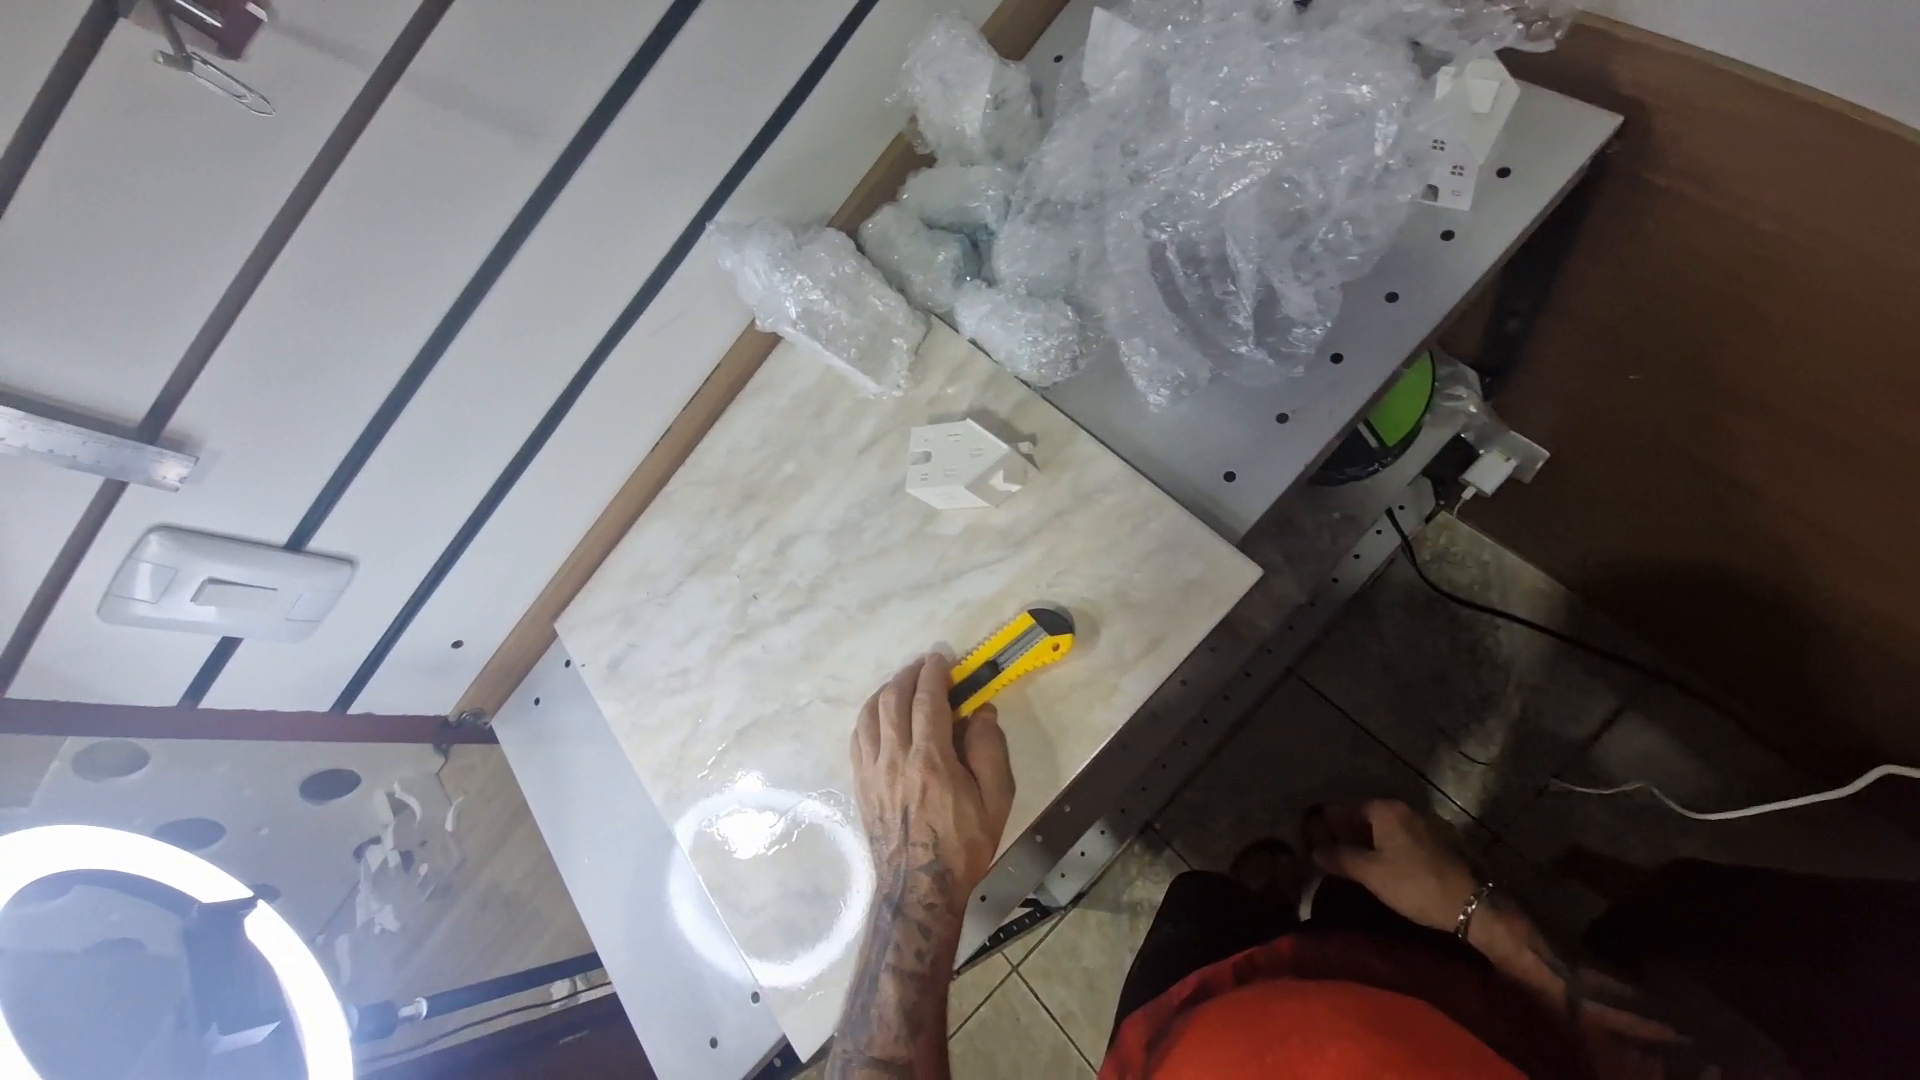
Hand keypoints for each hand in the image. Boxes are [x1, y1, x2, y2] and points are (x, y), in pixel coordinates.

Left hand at [850, 653, 1015, 912]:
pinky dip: (870, 714)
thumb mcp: (996, 798)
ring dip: (887, 689)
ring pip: (870, 713)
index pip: (927, 699)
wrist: (920, 889)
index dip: (934, 672)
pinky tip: (882, 714)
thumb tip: (980, 711)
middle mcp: (894, 758)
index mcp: (930, 760)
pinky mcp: (860, 783)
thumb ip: (990, 749)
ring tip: (904, 683)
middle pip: (893, 698)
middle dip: (909, 673)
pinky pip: (858, 735)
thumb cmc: (964, 844)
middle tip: (926, 665)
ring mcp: (871, 770)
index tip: (943, 658)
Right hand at [1308, 798, 1479, 933]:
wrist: (1475, 906)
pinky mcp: (1450, 842)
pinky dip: (1397, 846)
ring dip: (1375, 839)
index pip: (1346, 808)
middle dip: (1351, 831)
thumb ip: (1339, 858)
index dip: (1328, 823)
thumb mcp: (1370, 873)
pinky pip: (1412, 838)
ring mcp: (1433, 823)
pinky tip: (1395, 865)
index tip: (1315, 837)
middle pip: (1370, 815)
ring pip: (1393, 827)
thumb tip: (1316, 851)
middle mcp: (1409, 808)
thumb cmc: (1414, 884)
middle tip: (1337, 851)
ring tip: (1364, 860)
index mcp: (1386, 810)